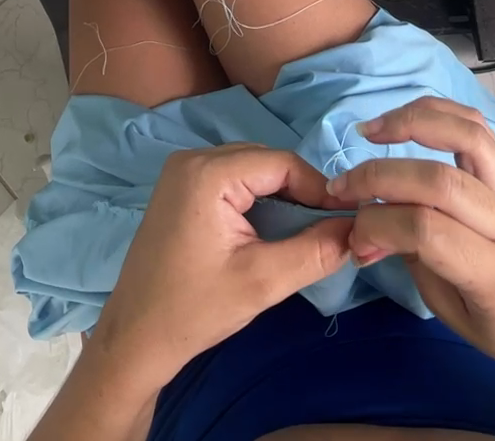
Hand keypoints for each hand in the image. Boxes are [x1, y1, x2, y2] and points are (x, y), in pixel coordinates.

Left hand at [91, 144, 353, 383]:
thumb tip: (358, 228)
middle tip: (330, 228)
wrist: (136, 335)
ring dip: (280, 195)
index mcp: (208, 172)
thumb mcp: (264, 281)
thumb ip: (315, 250)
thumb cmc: (196, 308)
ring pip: (250, 169)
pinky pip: (230, 179)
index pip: (281, 163)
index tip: (347, 219)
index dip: (319, 188)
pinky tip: (272, 228)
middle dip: (301, 191)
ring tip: (307, 231)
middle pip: (265, 161)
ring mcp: (182, 171)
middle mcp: (192, 158)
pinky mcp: (180, 188)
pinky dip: (256, 198)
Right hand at [327, 97, 494, 382]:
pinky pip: (478, 127)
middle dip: (380, 177)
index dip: (378, 224)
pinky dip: (437, 111)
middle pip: (440, 181)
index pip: (427, 231)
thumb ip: (407, 259)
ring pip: (469, 136)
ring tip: (370, 131)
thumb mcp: (449, 311)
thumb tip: (359, 231)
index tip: (354, 235)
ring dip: (412, 123)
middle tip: (343, 186)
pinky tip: (403, 116)